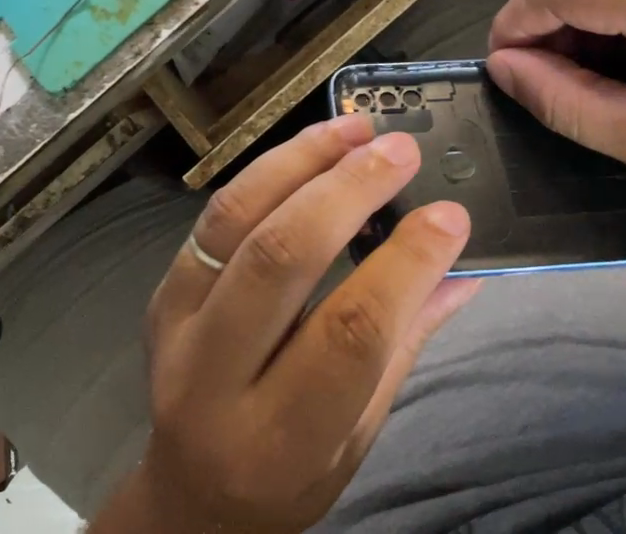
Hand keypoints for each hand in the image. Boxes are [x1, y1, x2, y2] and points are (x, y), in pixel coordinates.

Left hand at [90, 116, 478, 533]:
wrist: (188, 498)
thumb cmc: (290, 478)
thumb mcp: (358, 436)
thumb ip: (405, 345)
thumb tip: (463, 268)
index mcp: (279, 438)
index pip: (349, 333)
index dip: (405, 265)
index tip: (451, 216)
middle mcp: (214, 377)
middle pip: (281, 259)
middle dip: (348, 191)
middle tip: (401, 151)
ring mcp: (175, 324)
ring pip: (237, 220)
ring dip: (301, 161)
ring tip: (355, 128)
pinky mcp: (162, 289)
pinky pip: (217, 214)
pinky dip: (268, 171)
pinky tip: (312, 146)